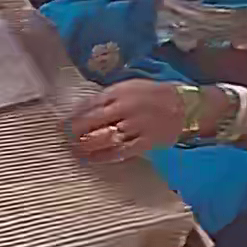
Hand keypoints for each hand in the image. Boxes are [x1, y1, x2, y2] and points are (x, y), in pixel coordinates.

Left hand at [69, 78, 183, 160]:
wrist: (186, 107)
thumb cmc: (153, 96)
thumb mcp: (129, 87)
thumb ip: (107, 98)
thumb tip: (81, 111)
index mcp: (121, 92)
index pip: (90, 104)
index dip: (73, 116)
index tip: (60, 124)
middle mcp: (127, 108)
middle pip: (94, 122)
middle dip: (75, 132)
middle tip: (63, 139)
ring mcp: (136, 126)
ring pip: (104, 138)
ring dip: (86, 146)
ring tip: (74, 150)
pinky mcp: (145, 142)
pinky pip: (120, 152)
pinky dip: (103, 157)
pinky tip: (91, 159)